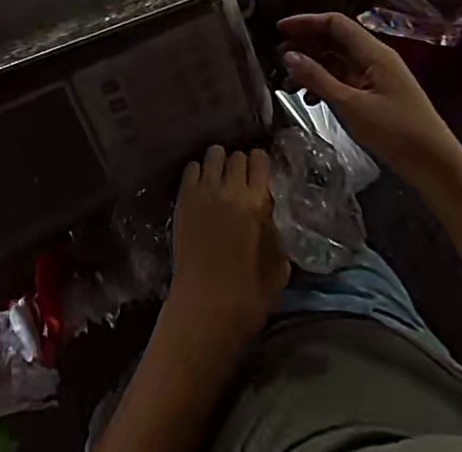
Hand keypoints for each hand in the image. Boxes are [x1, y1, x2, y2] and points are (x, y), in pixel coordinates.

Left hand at [169, 146, 288, 334]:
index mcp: (257, 203)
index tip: (261, 172)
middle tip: (240, 178)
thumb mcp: (278, 267)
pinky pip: (191, 168)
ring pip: (212, 154)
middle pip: (236, 155)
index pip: (260, 161)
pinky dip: (198, 171)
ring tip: (220, 176)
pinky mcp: (183, 200)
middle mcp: (230, 190)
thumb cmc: (247, 295)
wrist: (204, 308)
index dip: (261, 164)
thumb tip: (271, 222)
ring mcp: (203, 192)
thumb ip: (276, 236)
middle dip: (240, 163)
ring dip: (219, 162)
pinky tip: (201, 184)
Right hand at [279, 13, 461, 175]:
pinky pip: (345, 79)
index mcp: (374, 53)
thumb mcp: (351, 106)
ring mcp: (377, 77)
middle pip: (336, 39)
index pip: (336, 23)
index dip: (306, 22)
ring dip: (313, 66)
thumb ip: (318, 78)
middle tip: (278, 56)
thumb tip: (288, 55)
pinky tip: (309, 98)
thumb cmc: (397, 133)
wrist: (436, 166)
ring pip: (338, 60)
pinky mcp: (376, 95)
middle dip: (306, 44)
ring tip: (288, 81)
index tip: (279, 29)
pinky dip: (325, 83)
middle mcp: (376, 58)